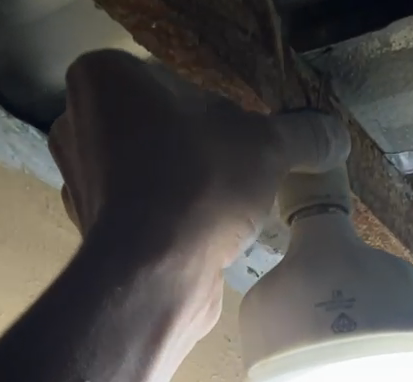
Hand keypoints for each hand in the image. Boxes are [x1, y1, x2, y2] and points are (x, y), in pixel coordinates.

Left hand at [49, 49, 346, 269]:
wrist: (157, 273)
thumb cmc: (201, 187)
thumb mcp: (268, 148)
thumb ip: (302, 134)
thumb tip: (335, 135)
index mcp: (106, 77)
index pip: (183, 90)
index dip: (226, 123)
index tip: (249, 154)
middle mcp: (78, 120)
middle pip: (169, 134)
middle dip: (208, 159)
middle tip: (242, 185)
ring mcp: (80, 180)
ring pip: (158, 177)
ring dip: (193, 195)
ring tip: (225, 218)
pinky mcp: (94, 231)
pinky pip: (148, 218)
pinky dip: (175, 227)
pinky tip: (202, 242)